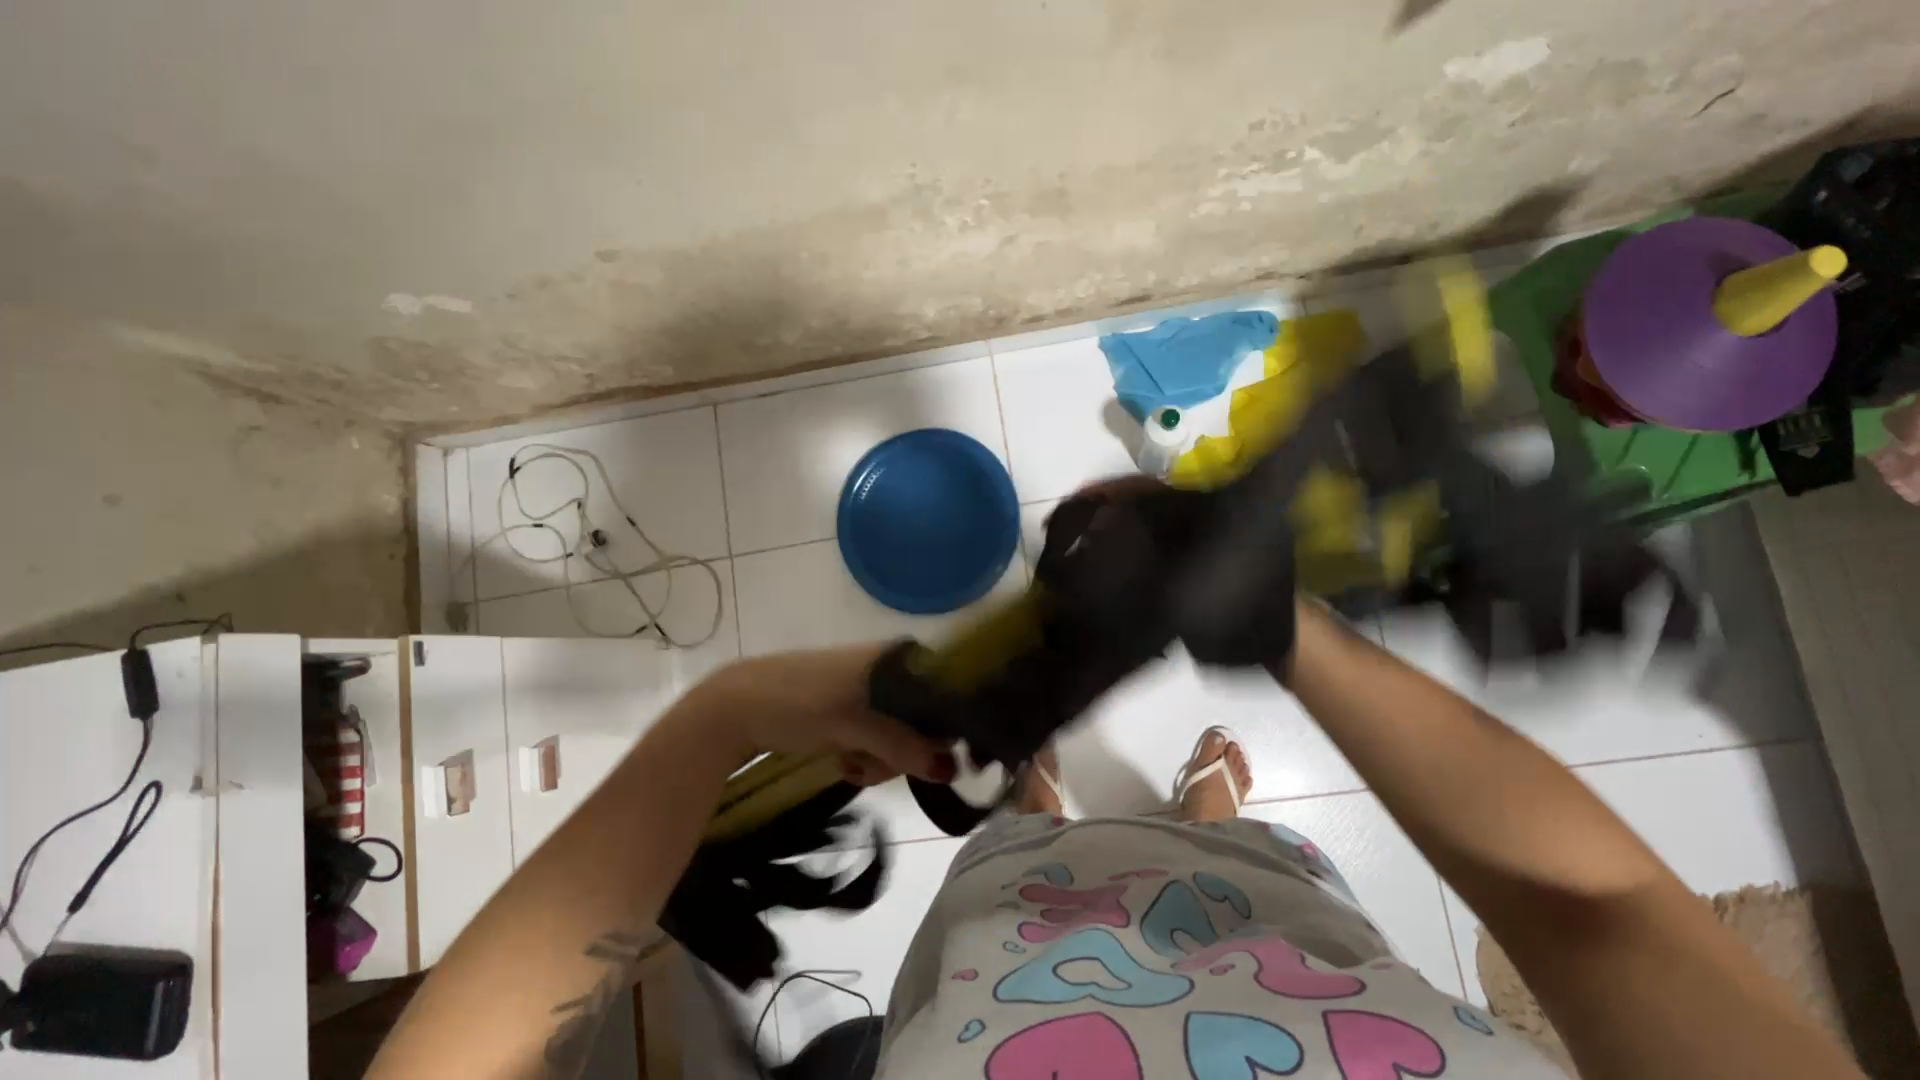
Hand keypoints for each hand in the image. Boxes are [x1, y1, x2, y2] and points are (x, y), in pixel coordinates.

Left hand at [687, 644, 957, 786]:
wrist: (736, 707)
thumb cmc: (800, 703)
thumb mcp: (855, 726)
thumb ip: (904, 746)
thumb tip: (952, 769)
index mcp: (897, 657)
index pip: (946, 692)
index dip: (945, 727)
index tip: (929, 758)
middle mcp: (891, 670)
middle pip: (925, 720)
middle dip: (905, 751)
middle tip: (876, 764)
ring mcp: (870, 691)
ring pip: (901, 736)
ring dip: (882, 759)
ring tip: (852, 765)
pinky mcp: (851, 711)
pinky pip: (877, 739)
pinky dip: (866, 755)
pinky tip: (844, 763)